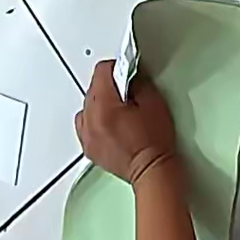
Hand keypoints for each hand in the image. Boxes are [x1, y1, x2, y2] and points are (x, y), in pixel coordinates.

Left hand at [75, 60, 176, 186]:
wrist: (153, 172)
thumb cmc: (155, 143)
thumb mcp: (153, 101)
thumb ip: (137, 82)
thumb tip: (128, 73)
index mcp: (104, 107)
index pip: (101, 71)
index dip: (116, 67)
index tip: (125, 72)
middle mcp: (91, 120)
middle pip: (93, 87)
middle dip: (108, 85)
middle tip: (126, 92)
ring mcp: (87, 134)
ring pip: (87, 104)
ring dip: (100, 101)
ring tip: (118, 109)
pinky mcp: (88, 146)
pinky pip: (84, 122)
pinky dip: (93, 118)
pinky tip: (108, 121)